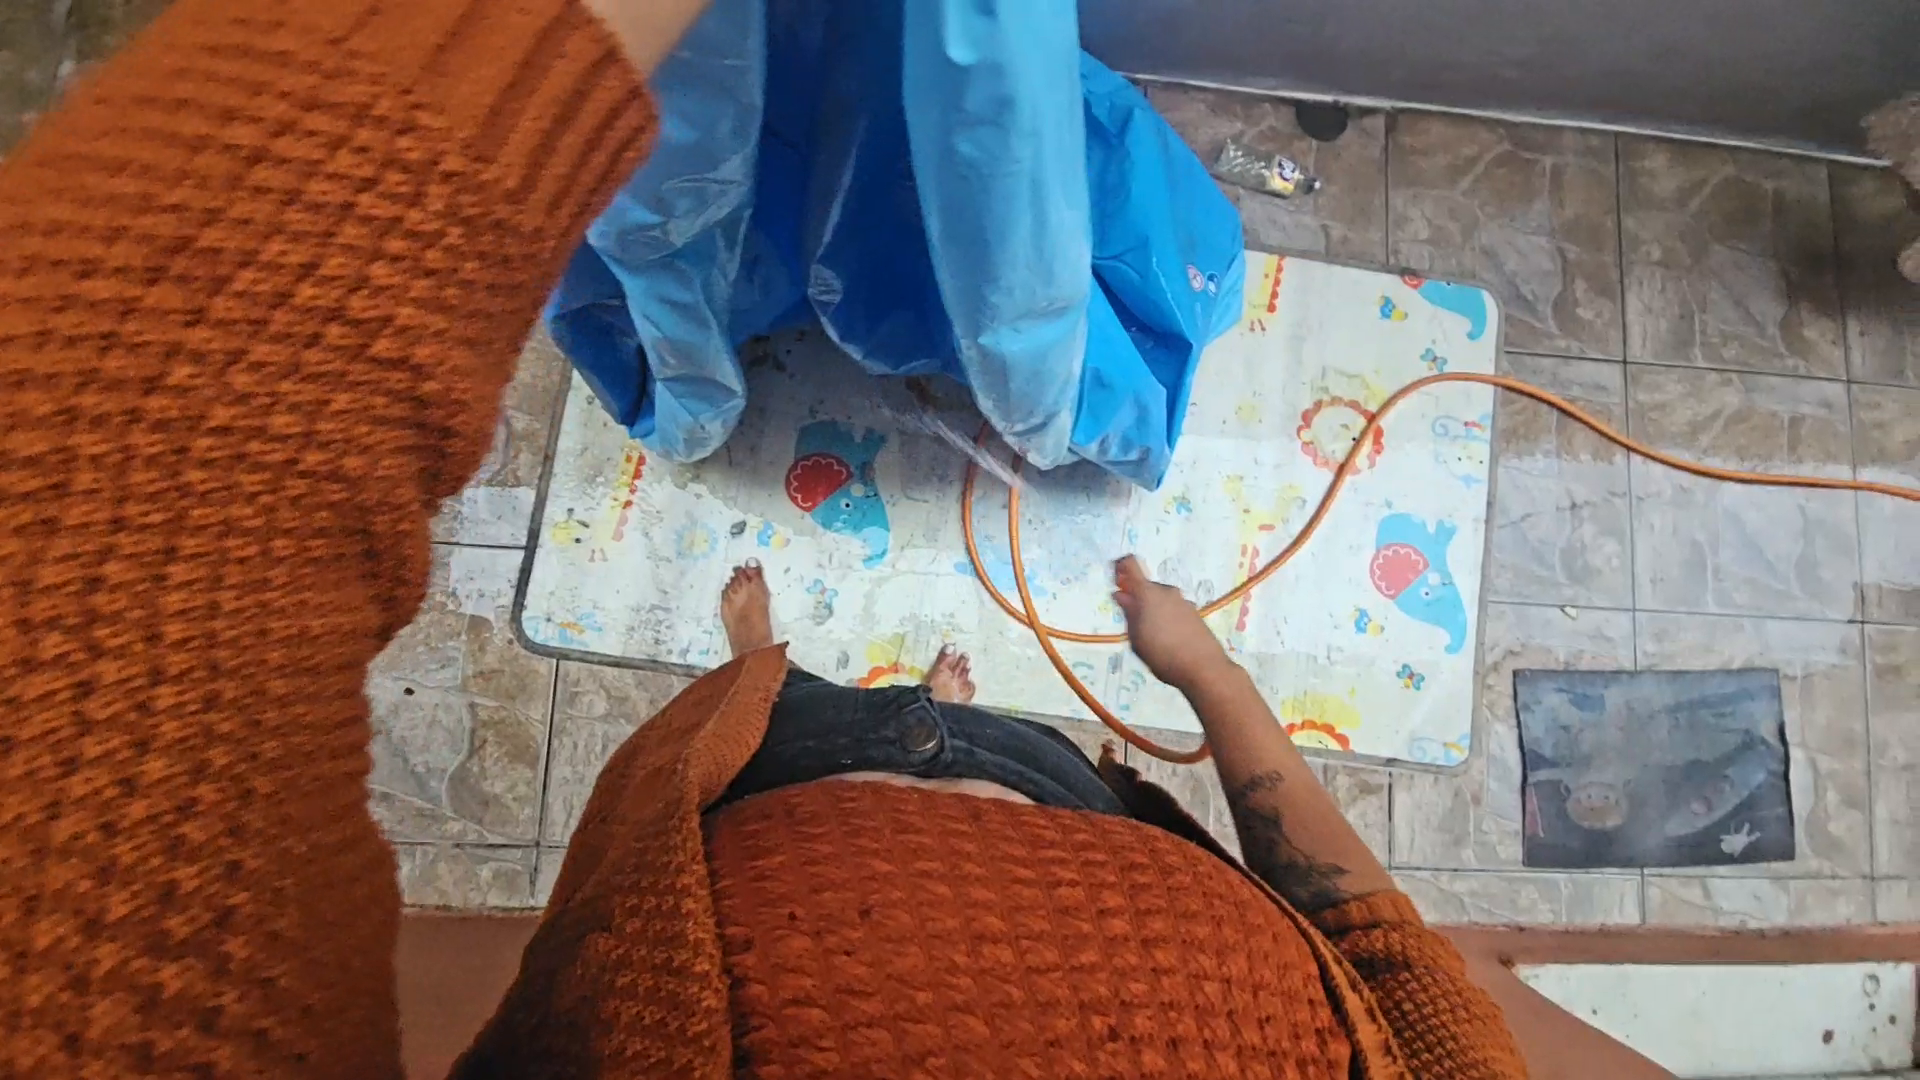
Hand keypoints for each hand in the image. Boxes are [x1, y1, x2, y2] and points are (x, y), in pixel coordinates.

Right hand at [1112, 556, 1234, 691]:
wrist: (1204, 668)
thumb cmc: (1162, 654)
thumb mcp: (1136, 637)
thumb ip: (1129, 612)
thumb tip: (1120, 594)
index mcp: (1148, 593)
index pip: (1131, 565)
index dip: (1120, 567)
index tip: (1116, 583)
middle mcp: (1167, 591)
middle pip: (1146, 586)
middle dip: (1137, 599)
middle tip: (1134, 624)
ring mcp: (1183, 601)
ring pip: (1160, 599)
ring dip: (1152, 610)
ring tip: (1152, 636)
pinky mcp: (1195, 613)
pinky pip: (1173, 608)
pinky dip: (1166, 617)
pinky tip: (1169, 639)